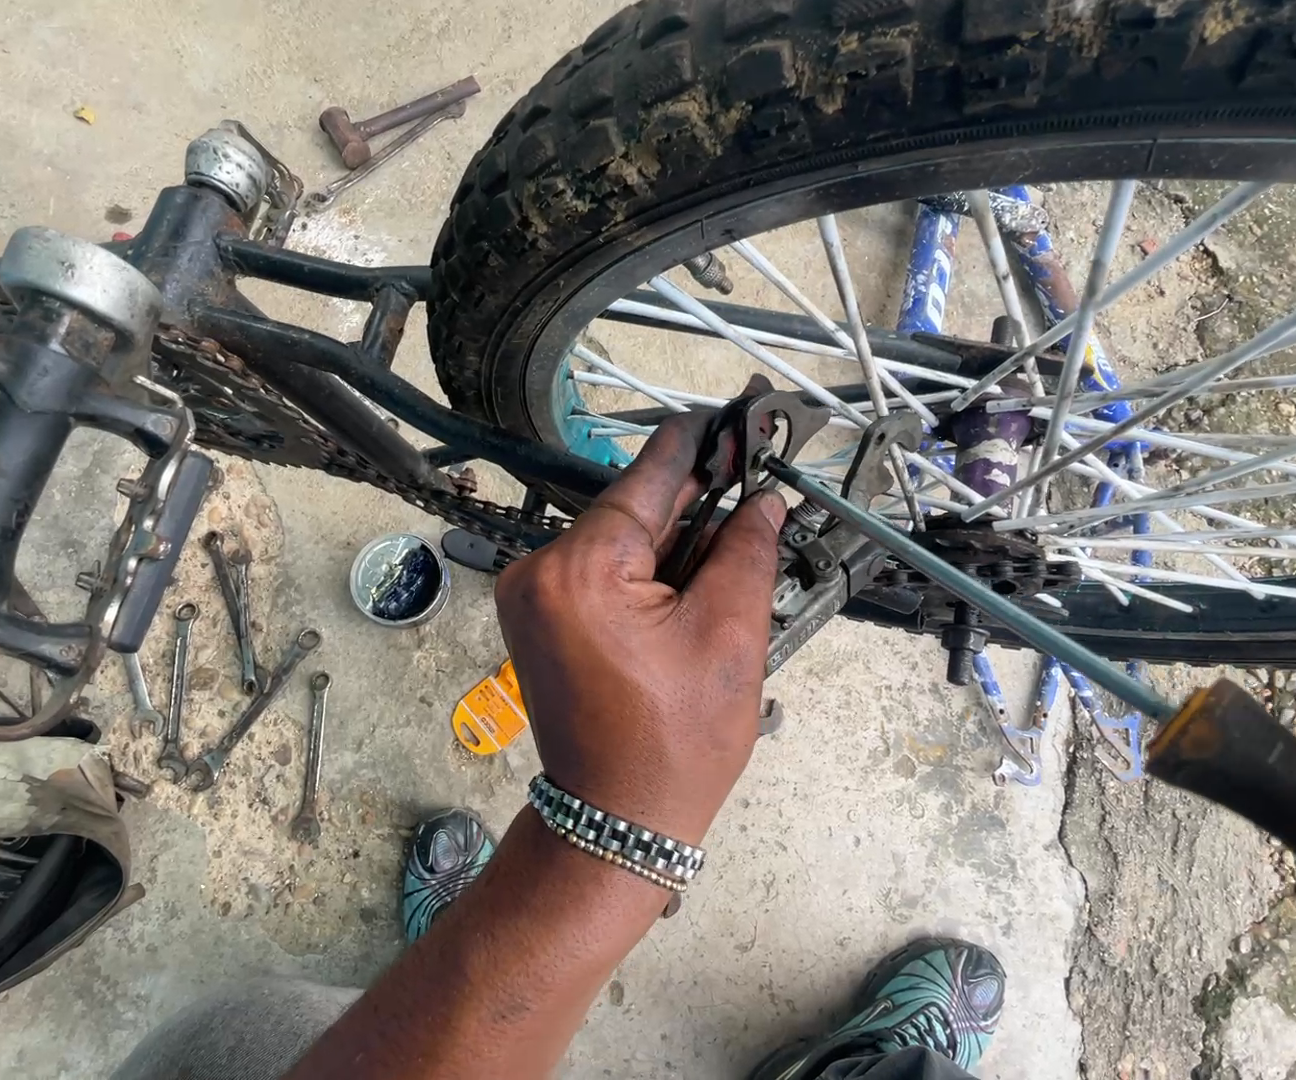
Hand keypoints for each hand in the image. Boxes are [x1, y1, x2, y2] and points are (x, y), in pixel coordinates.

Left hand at [494, 411, 784, 842]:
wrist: (617, 817)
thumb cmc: (676, 741)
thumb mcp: (729, 637)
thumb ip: (745, 552)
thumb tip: (764, 502)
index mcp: (581, 569)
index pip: (648, 479)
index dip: (699, 443)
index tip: (729, 412)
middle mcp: (540, 570)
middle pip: (632, 512)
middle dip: (694, 500)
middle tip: (748, 476)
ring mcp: (531, 595)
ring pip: (619, 542)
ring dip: (675, 538)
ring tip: (731, 537)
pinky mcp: (538, 616)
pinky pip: (601, 571)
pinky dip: (647, 568)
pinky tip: (692, 573)